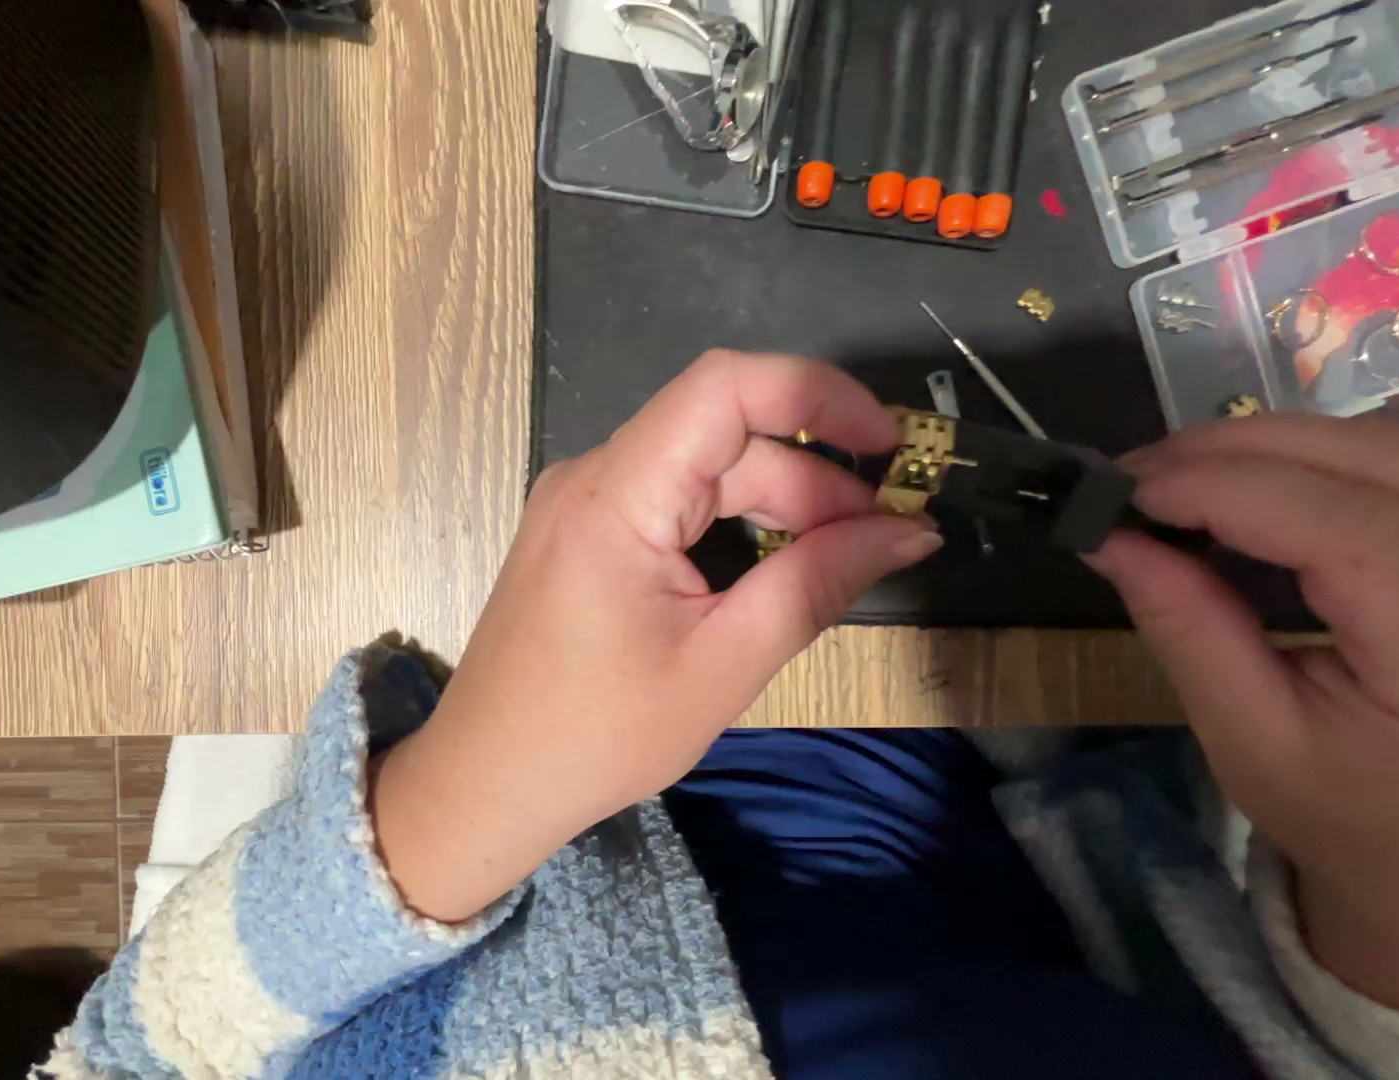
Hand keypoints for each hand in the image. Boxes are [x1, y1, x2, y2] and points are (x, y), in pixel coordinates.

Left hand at [370, 350, 940, 922]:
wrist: (488, 779)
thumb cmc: (598, 736)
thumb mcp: (722, 666)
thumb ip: (816, 585)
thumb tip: (910, 532)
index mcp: (615, 496)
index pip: (722, 387)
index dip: (816, 393)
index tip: (887, 442)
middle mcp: (592, 477)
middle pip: (721, 435)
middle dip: (809, 474)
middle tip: (880, 536)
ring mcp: (583, 502)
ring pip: (700, 469)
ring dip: (776, 502)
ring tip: (837, 557)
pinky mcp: (584, 531)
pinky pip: (672, 501)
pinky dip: (731, 523)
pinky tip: (773, 565)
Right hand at [1087, 412, 1398, 1019]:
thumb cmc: (1356, 824)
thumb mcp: (1247, 740)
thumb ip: (1183, 627)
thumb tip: (1106, 537)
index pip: (1352, 531)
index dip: (1227, 490)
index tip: (1123, 494)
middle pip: (1390, 461)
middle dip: (1243, 447)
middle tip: (1134, 475)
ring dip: (1278, 443)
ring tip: (1179, 476)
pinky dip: (1316, 459)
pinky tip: (1251, 485)